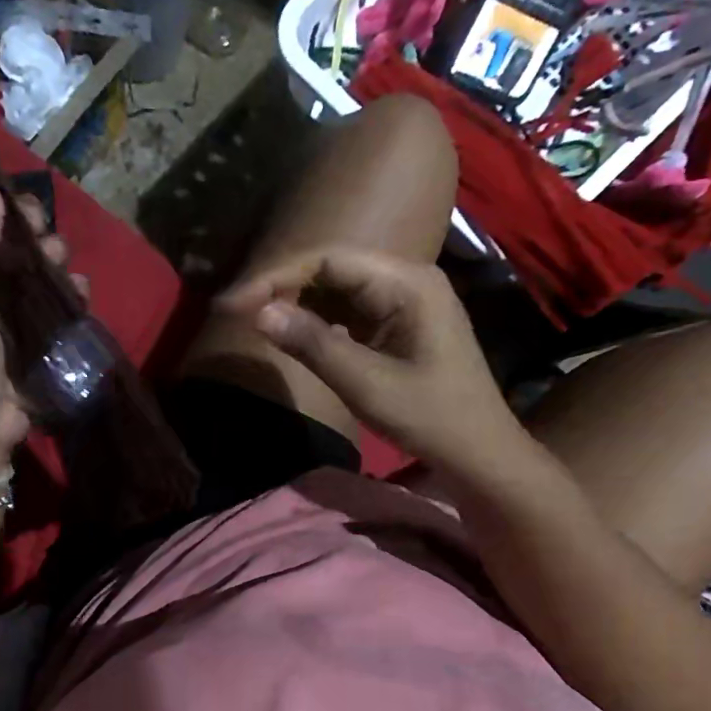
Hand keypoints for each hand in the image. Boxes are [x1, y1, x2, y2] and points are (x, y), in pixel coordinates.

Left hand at [0, 186, 72, 478]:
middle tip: (52, 238)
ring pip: (31, 282)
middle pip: (5, 255)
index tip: (25, 203)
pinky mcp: (29, 347)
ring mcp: (3, 324)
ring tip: (69, 266)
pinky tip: (81, 294)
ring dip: (53, 268)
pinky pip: (49, 313)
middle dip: (32, 241)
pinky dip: (66, 300)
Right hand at [218, 249, 525, 476]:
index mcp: (407, 282)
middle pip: (333, 268)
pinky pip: (352, 309)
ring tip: (260, 324)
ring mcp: (407, 300)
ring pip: (339, 289)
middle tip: (238, 314)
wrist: (478, 450)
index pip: (328, 260)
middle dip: (284, 288)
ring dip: (300, 304)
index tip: (232, 304)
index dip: (276, 277)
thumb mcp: (366, 384)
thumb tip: (259, 313)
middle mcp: (408, 279)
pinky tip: (299, 337)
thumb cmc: (430, 416)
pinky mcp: (402, 323)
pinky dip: (321, 321)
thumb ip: (313, 344)